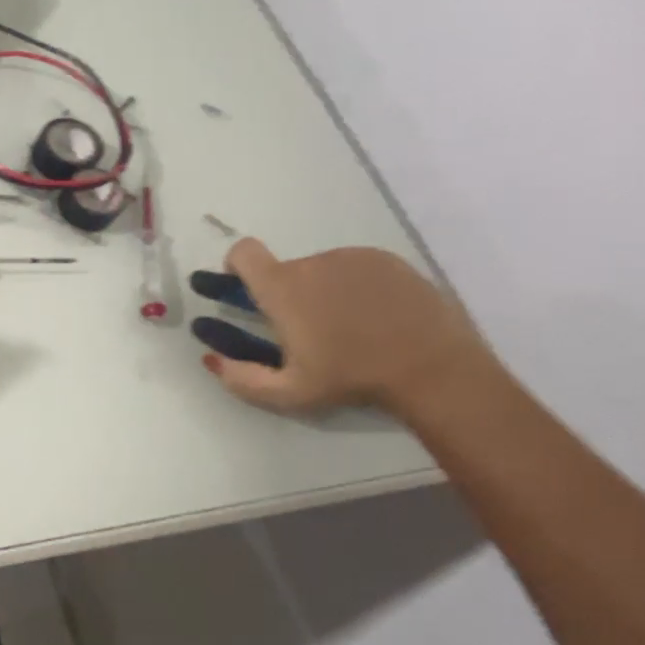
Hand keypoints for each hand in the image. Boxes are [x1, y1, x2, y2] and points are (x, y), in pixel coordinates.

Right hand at [204, 238, 492, 414]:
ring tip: (345, 326)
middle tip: (305, 330)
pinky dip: (353, 286)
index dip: (237, 266)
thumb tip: (211, 359)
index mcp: (283, 288)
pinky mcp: (389, 261)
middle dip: (285, 294)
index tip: (244, 290)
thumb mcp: (287, 392)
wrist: (433, 367)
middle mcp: (315, 262)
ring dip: (320, 290)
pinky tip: (373, 316)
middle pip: (285, 268)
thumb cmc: (351, 378)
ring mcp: (355, 258)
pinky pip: (355, 267)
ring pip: (321, 269)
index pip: (243, 252)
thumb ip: (240, 377)